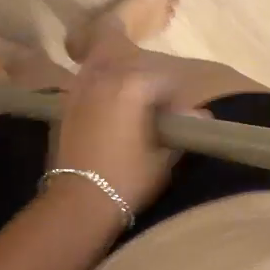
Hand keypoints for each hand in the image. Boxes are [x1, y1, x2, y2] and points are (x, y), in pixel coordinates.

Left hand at [50, 59, 186, 213]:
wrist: (78, 200)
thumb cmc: (127, 180)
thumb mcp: (163, 159)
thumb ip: (181, 130)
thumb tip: (200, 114)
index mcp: (136, 86)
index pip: (167, 81)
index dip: (176, 100)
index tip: (177, 121)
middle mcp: (110, 77)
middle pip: (139, 69)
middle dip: (151, 86)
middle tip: (156, 114)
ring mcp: (86, 86)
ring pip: (112, 68)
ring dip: (125, 81)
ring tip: (131, 105)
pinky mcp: (68, 100)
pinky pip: (90, 79)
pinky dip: (102, 85)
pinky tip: (106, 103)